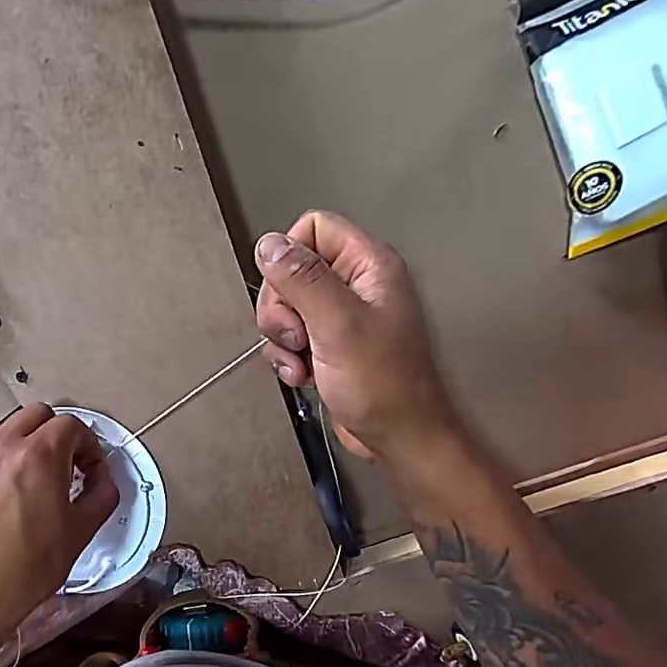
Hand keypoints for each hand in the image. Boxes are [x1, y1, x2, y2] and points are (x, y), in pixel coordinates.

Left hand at [0, 404, 118, 646]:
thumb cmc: (22, 571)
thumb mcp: (80, 534)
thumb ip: (101, 497)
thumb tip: (103, 483)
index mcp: (41, 457)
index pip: (74, 427)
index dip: (89, 447)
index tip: (90, 469)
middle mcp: (4, 446)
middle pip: (40, 416)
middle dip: (59, 437)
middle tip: (66, 467)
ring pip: (5, 425)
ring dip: (25, 441)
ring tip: (30, 475)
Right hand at [254, 211, 460, 461]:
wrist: (397, 436)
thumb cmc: (385, 387)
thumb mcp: (339, 325)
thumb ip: (303, 280)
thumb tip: (270, 245)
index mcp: (368, 266)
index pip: (313, 230)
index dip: (290, 258)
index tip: (289, 295)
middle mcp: (355, 287)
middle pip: (292, 272)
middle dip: (281, 308)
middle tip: (296, 335)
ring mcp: (341, 319)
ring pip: (286, 309)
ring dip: (282, 339)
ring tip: (302, 362)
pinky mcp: (328, 347)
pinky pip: (291, 339)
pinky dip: (288, 358)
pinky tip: (302, 376)